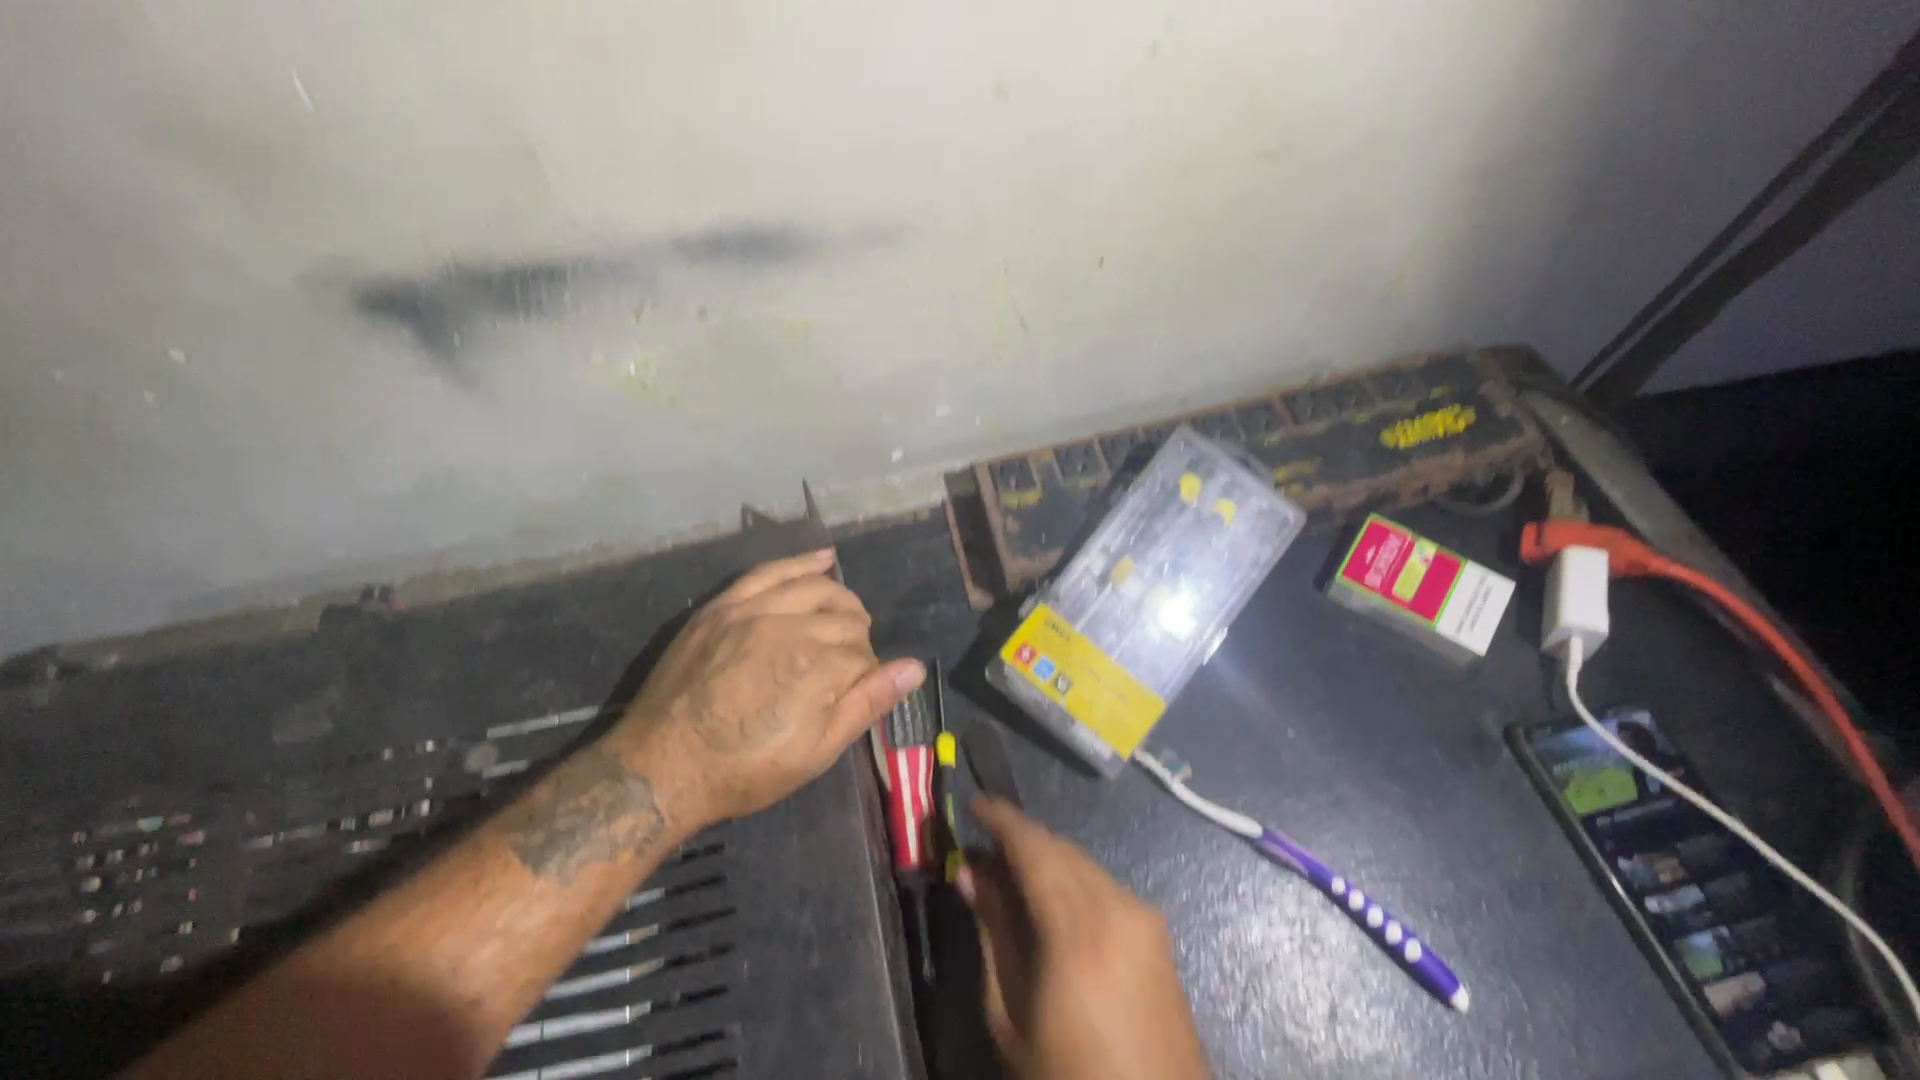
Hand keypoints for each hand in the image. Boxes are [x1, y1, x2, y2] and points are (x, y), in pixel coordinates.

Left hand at [606, 550, 923, 831]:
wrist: (661, 767)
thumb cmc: (744, 770)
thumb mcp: (816, 751)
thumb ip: (867, 703)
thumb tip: (914, 667)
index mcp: (817, 665)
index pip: (864, 655)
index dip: (867, 677)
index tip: (854, 697)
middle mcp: (788, 625)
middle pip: (844, 619)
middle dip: (856, 641)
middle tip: (847, 670)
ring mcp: (751, 610)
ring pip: (814, 588)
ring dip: (841, 599)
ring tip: (849, 616)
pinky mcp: (722, 607)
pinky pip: (769, 572)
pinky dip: (800, 563)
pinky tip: (823, 560)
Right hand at [958, 797, 1209, 1079]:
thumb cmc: (1068, 1075)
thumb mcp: (1011, 1015)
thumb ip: (993, 933)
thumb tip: (970, 873)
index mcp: (1078, 926)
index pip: (1033, 847)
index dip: (1000, 820)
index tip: (971, 804)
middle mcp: (1118, 905)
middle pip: (1060, 849)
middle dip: (1019, 839)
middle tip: (978, 848)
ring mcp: (1145, 918)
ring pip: (1084, 864)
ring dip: (1045, 858)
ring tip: (1006, 874)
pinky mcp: (1158, 935)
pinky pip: (1105, 886)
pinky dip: (1071, 880)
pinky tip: (1048, 900)